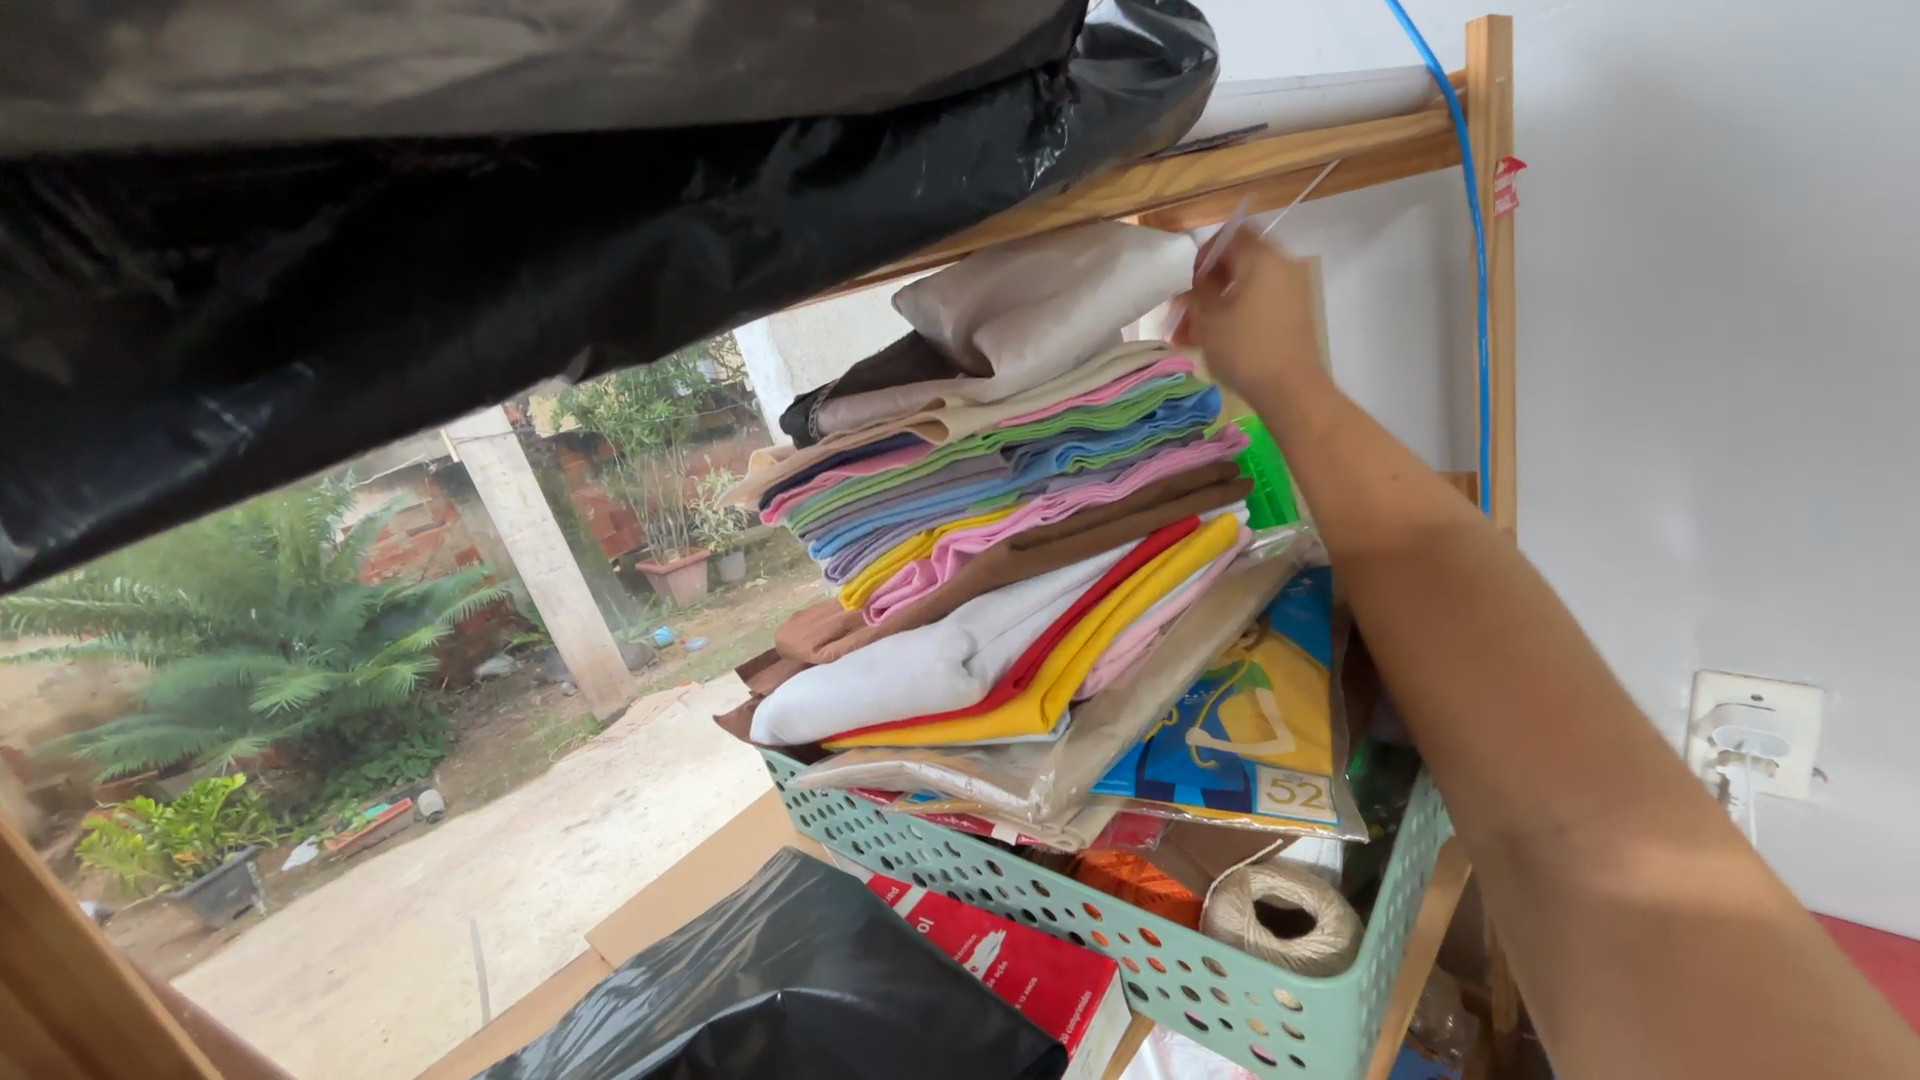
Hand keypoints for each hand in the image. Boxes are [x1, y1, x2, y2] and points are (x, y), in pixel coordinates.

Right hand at [1172, 229, 1324, 398]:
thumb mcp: (1208, 319)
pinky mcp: (1293, 313)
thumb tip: (1192, 282)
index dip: (1202, 255)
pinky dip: (1235, 313)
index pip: (1229, 236)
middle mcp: (1281, 265)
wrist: (1290, 388)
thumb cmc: (1244, 349)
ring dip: (1216, 304)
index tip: (1184, 282)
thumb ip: (1195, 292)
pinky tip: (1213, 339)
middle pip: (1237, 262)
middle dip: (1206, 285)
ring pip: (1245, 286)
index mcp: (1261, 257)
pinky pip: (1258, 302)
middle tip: (1183, 312)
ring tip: (1191, 334)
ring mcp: (1291, 290)